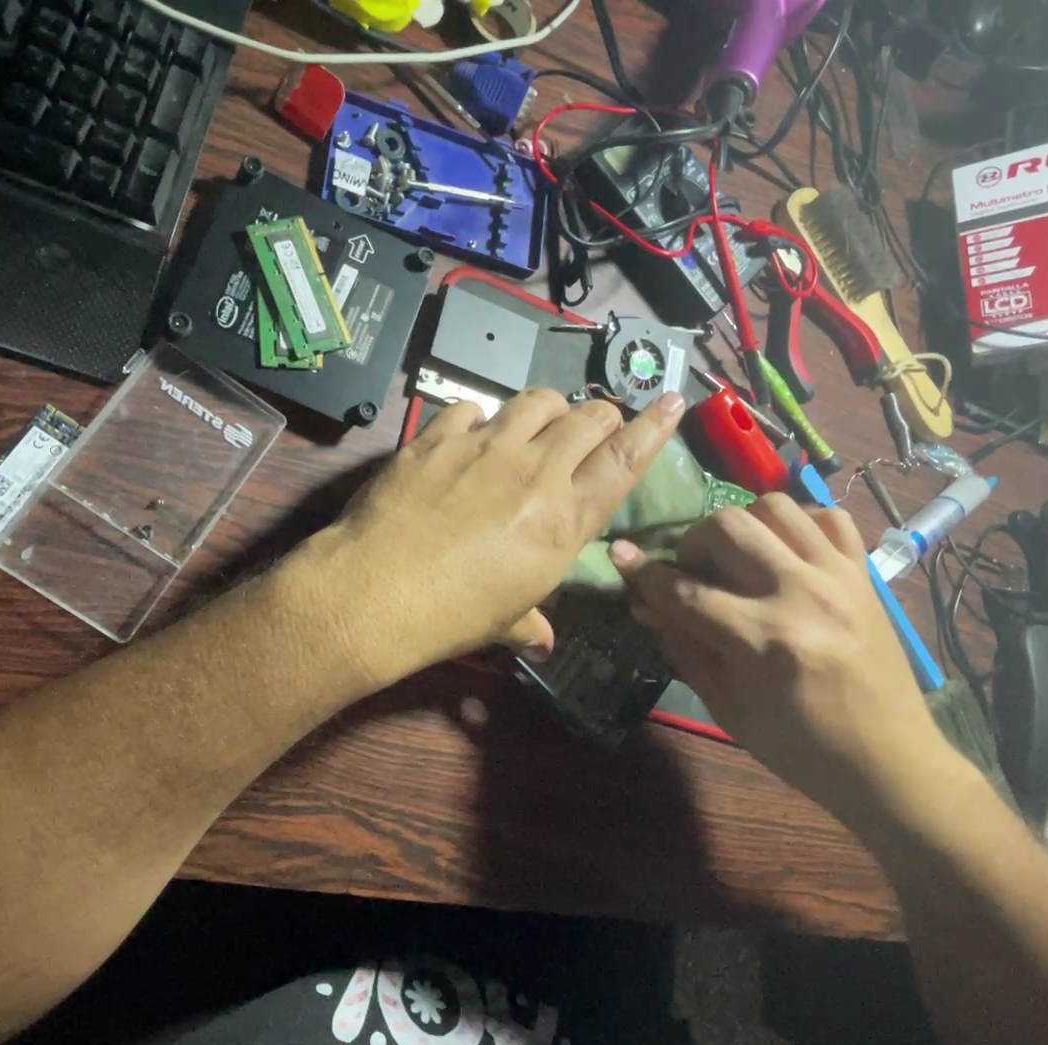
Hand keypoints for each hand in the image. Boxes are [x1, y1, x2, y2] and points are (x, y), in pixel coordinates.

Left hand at [301, 388, 684, 688]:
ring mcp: (484, 446)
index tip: (672, 402)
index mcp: (563, 519)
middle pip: (588, 417)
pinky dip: (481, 419)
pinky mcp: (438, 436)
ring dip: (549, 409)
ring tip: (539, 425)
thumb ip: (531, 621)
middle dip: (601, 415)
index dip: (654, 427)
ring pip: (537, 400)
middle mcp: (534, 471)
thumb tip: (542, 641)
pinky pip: (473, 408)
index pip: (624, 459)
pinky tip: (471, 437)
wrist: (374, 591)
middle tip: (594, 427)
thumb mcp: (503, 622)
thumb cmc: (450, 617)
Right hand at [611, 495, 949, 824]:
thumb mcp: (725, 706)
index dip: (644, 573)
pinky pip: (828, 517)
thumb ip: (683, 646)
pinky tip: (784, 552)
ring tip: (736, 557)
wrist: (889, 763)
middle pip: (725, 527)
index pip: (684, 590)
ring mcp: (838, 578)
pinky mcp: (865, 574)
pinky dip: (798, 523)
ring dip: (741, 524)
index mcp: (762, 640)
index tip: (620, 557)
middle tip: (692, 573)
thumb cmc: (798, 746)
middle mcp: (800, 594)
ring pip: (774, 507)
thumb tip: (642, 602)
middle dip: (692, 543)